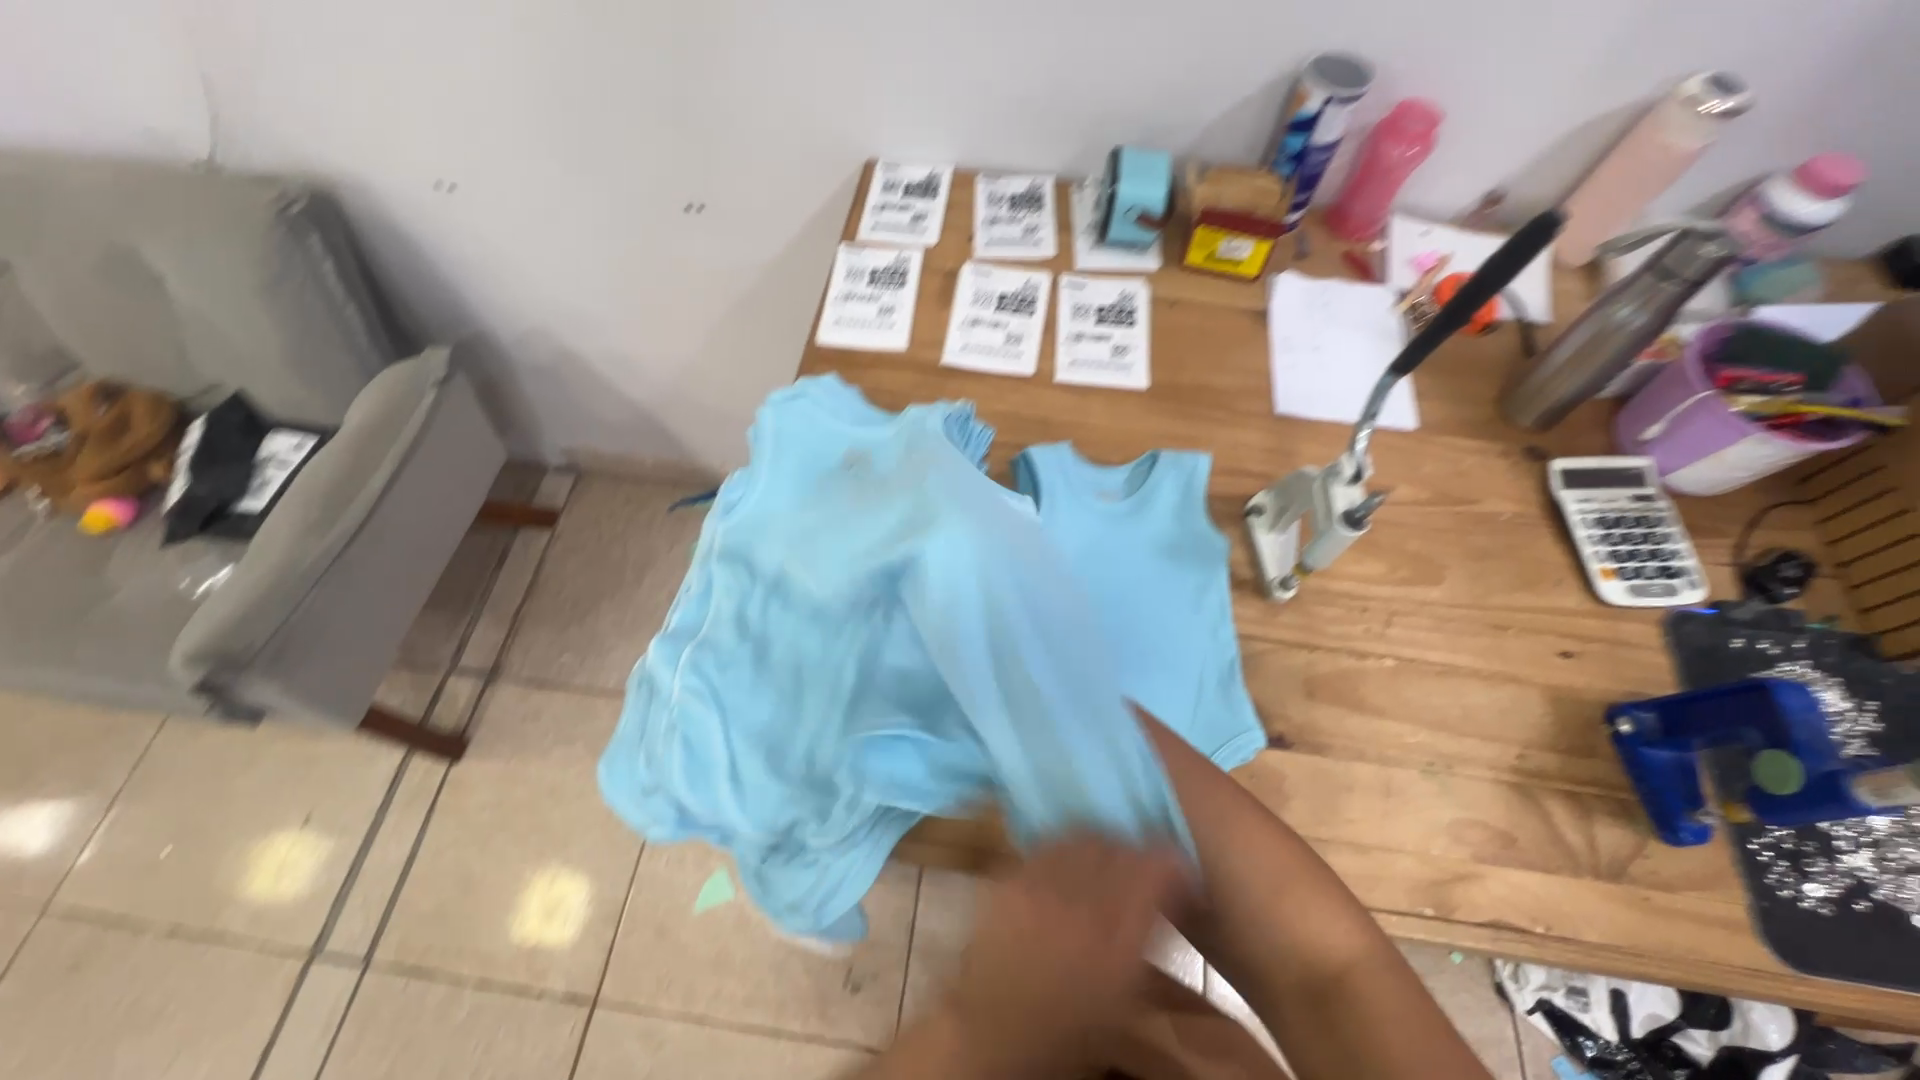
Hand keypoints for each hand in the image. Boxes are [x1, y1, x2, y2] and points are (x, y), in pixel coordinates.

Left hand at [943, 833, 1192, 1075]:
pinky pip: (1049, 844)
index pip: (1158, 868)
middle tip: (1144, 872)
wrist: (994, 1029)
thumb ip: (1150, 939)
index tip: (1181, 878)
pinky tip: (1069, 865)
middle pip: (1122, 847)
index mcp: (1119, 935)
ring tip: (1107, 864)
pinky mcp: (1011, 876)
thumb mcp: (1126, 992)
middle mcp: (1081, 899)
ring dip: (1105, 846)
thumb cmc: (1069, 1024)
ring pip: (1086, 837)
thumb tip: (1173, 901)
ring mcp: (1041, 883)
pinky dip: (1068, 848)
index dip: (1175, 866)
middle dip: (1140, 855)